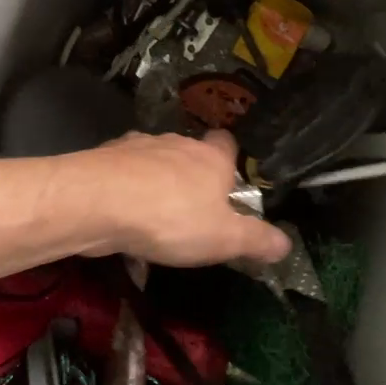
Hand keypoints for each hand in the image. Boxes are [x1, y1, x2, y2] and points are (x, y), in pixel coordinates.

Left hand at [70, 130, 291, 266]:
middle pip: (189, 153)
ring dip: (157, 184)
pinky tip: (125, 218)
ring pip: (155, 162)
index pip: (227, 143)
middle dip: (192, 178)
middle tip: (194, 213)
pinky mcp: (107, 158)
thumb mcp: (224, 238)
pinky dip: (128, 191)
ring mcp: (137, 146)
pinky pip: (125, 174)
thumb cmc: (171, 217)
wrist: (99, 200)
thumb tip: (286, 242)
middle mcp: (175, 142)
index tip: (230, 185)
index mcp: (210, 156)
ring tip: (157, 220)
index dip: (230, 161)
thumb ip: (256, 240)